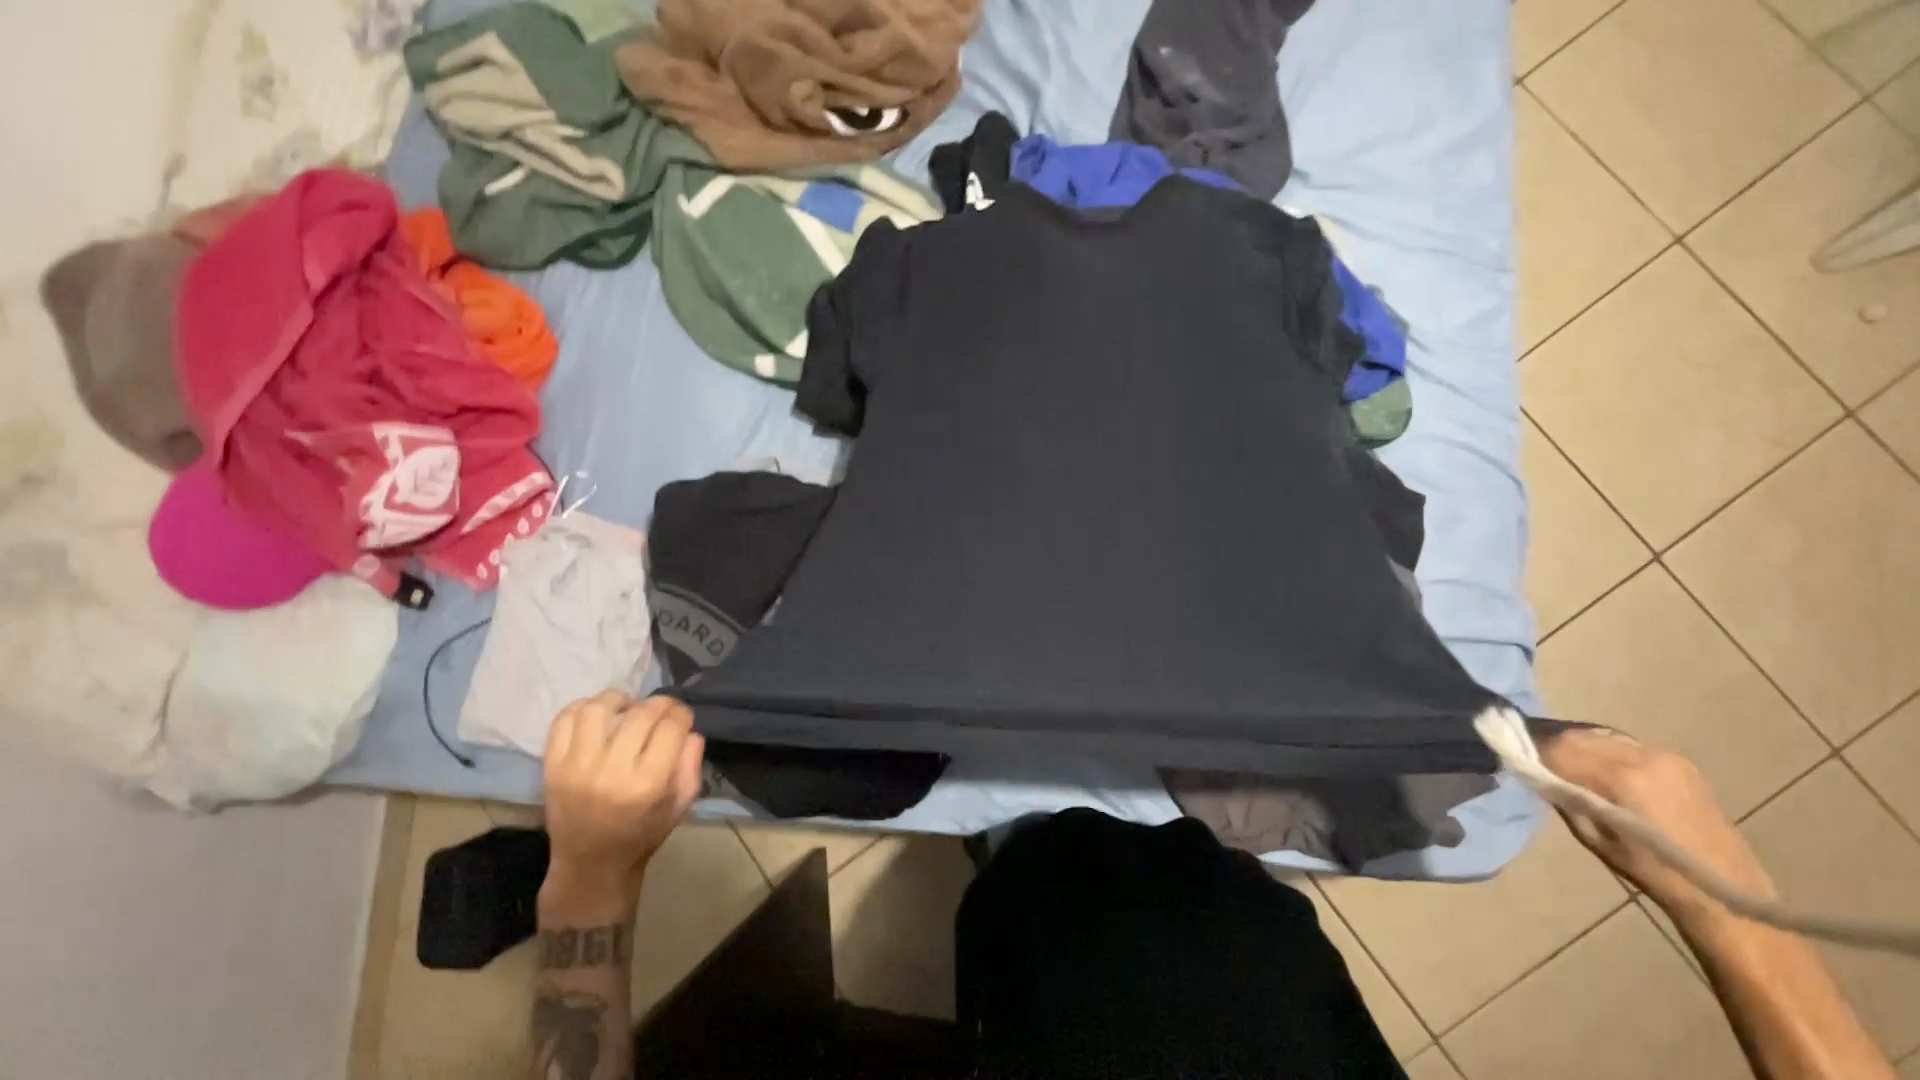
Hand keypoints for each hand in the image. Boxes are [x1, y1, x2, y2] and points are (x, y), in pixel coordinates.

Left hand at [542, 692, 704, 895]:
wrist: (591, 863)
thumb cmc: (642, 834)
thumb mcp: (680, 805)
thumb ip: (690, 764)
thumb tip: (689, 730)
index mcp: (647, 784)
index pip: (671, 727)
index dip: (682, 714)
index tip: (682, 717)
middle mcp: (611, 771)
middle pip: (640, 713)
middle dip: (658, 704)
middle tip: (661, 710)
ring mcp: (576, 767)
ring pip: (598, 708)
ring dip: (619, 700)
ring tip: (626, 708)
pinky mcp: (551, 766)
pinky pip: (563, 720)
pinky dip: (582, 708)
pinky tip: (597, 716)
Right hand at [1539, 727, 1773, 923]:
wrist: (1723, 887)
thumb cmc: (1651, 871)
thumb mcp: (1593, 838)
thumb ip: (1564, 798)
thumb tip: (1536, 772)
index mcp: (1619, 779)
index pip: (1559, 748)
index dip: (1532, 749)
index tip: (1515, 754)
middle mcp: (1642, 757)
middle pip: (1579, 736)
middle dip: (1554, 745)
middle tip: (1537, 758)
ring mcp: (1664, 755)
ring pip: (1602, 735)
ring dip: (1580, 745)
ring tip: (1567, 762)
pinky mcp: (1679, 760)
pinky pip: (1627, 743)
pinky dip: (1606, 749)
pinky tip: (1602, 766)